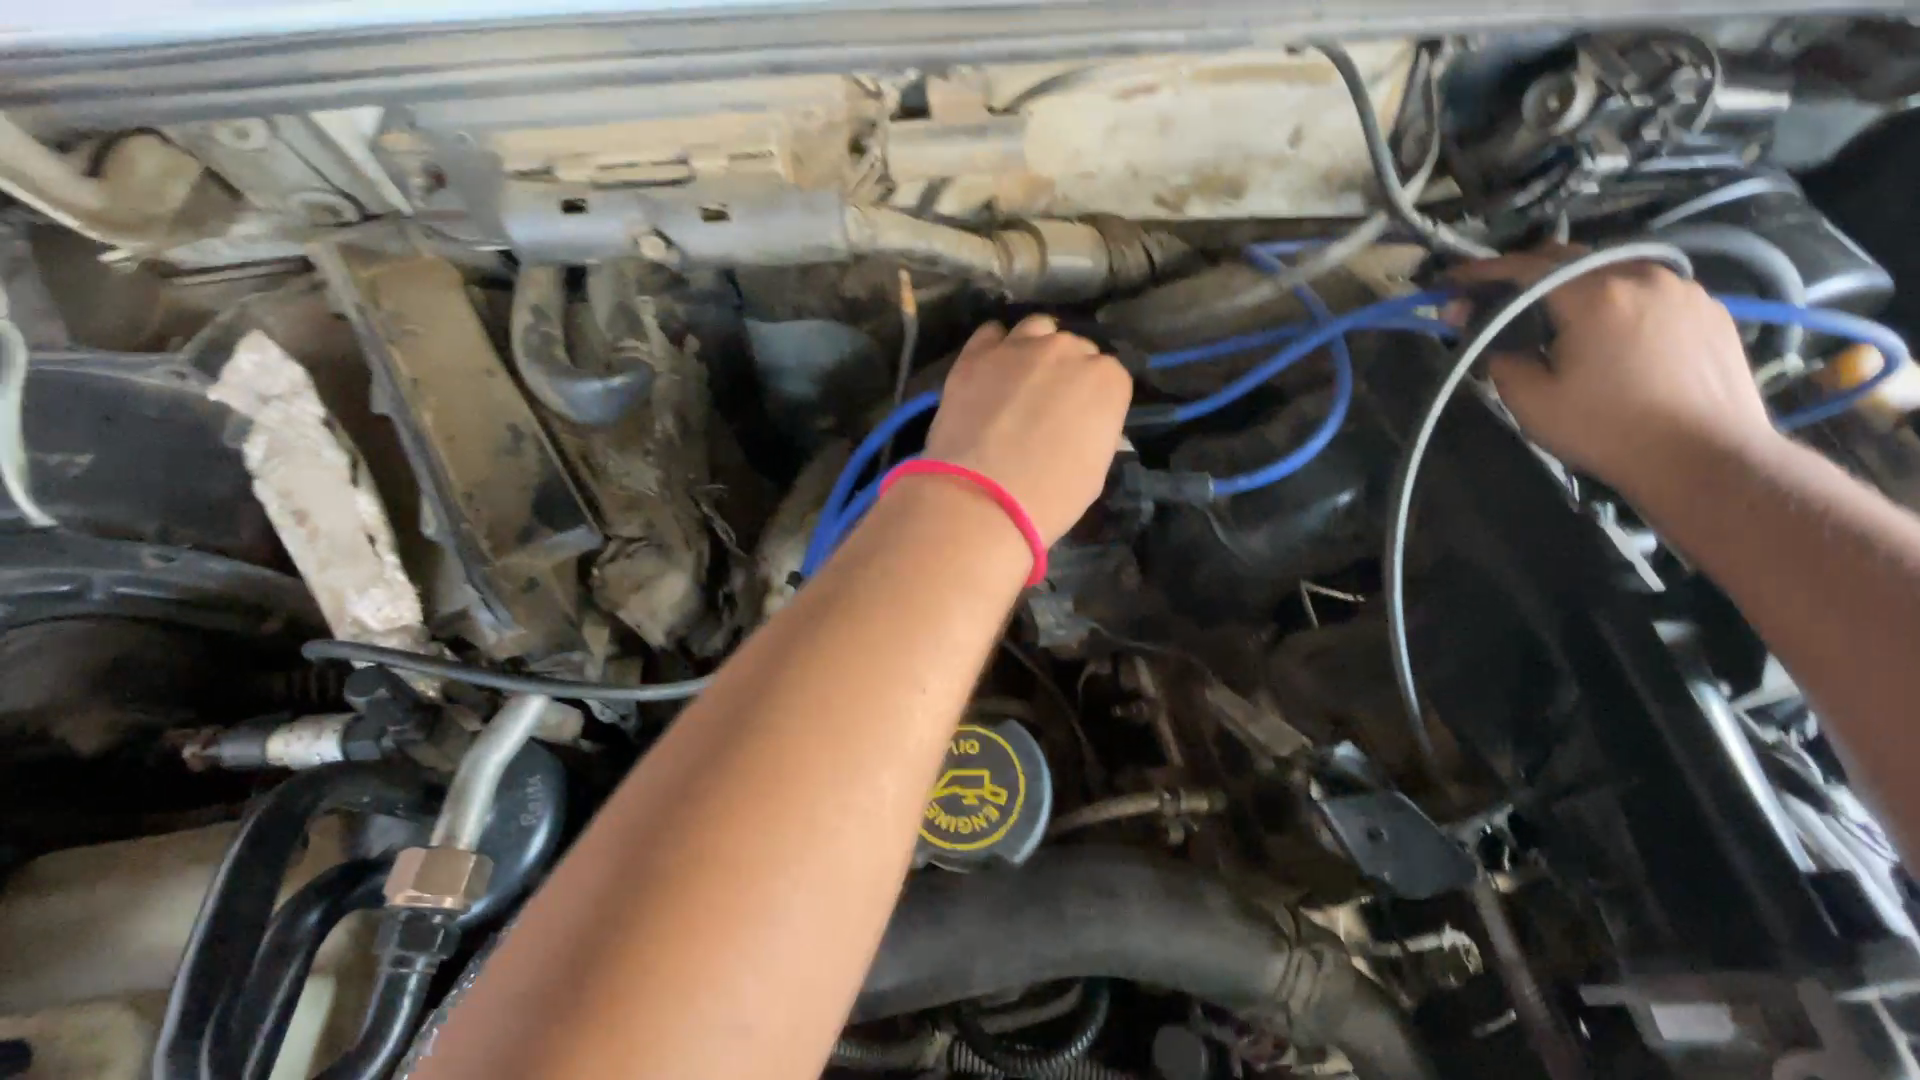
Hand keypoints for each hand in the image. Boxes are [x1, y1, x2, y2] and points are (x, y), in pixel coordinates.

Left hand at [921, 315, 1131, 544]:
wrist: (980, 499)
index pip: (1110, 376)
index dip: (1095, 399)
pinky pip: (990, 334)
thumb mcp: (1095, 472)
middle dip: (1066, 373)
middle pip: (1074, 349)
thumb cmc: (1050, 496)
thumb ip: (1097, 434)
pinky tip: (990, 370)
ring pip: (1036, 329)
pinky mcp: (975, 355)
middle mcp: (1067, 350)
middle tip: (1049, 406)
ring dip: (1035, 348)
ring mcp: (1018, 347)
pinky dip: (994, 348)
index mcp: (1107, 380)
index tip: (1082, 421)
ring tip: (1021, 380)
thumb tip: (1087, 427)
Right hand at [1453, 246, 1779, 497]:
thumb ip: (1500, 359)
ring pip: (1612, 270)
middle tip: (1496, 299)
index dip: (1480, 271)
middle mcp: (1642, 276)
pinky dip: (1615, 299)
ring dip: (1573, 285)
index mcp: (1594, 296)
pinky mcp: (1708, 309)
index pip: (1524, 268)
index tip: (1451, 280)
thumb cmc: (1608, 430)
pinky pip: (1648, 290)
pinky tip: (1606, 331)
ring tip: (1553, 316)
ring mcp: (1683, 290)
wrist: (1706, 457)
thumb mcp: (1531, 402)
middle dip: (1525, 273)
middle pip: (1569, 258)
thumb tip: (1490, 340)